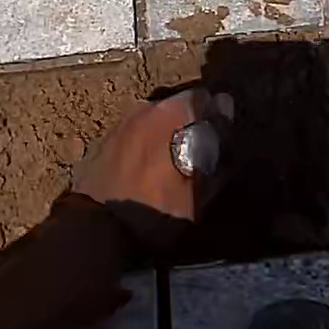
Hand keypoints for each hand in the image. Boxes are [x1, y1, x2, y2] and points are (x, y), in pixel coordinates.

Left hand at [72, 89, 230, 221]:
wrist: (98, 230)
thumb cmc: (155, 212)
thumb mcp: (198, 194)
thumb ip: (218, 159)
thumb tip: (230, 140)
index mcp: (168, 116)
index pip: (202, 98)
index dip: (217, 116)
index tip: (223, 137)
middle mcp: (142, 111)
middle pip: (176, 106)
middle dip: (190, 123)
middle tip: (200, 152)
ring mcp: (120, 125)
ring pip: (152, 120)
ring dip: (165, 134)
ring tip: (172, 163)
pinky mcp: (104, 141)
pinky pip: (133, 135)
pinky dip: (144, 144)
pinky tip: (147, 169)